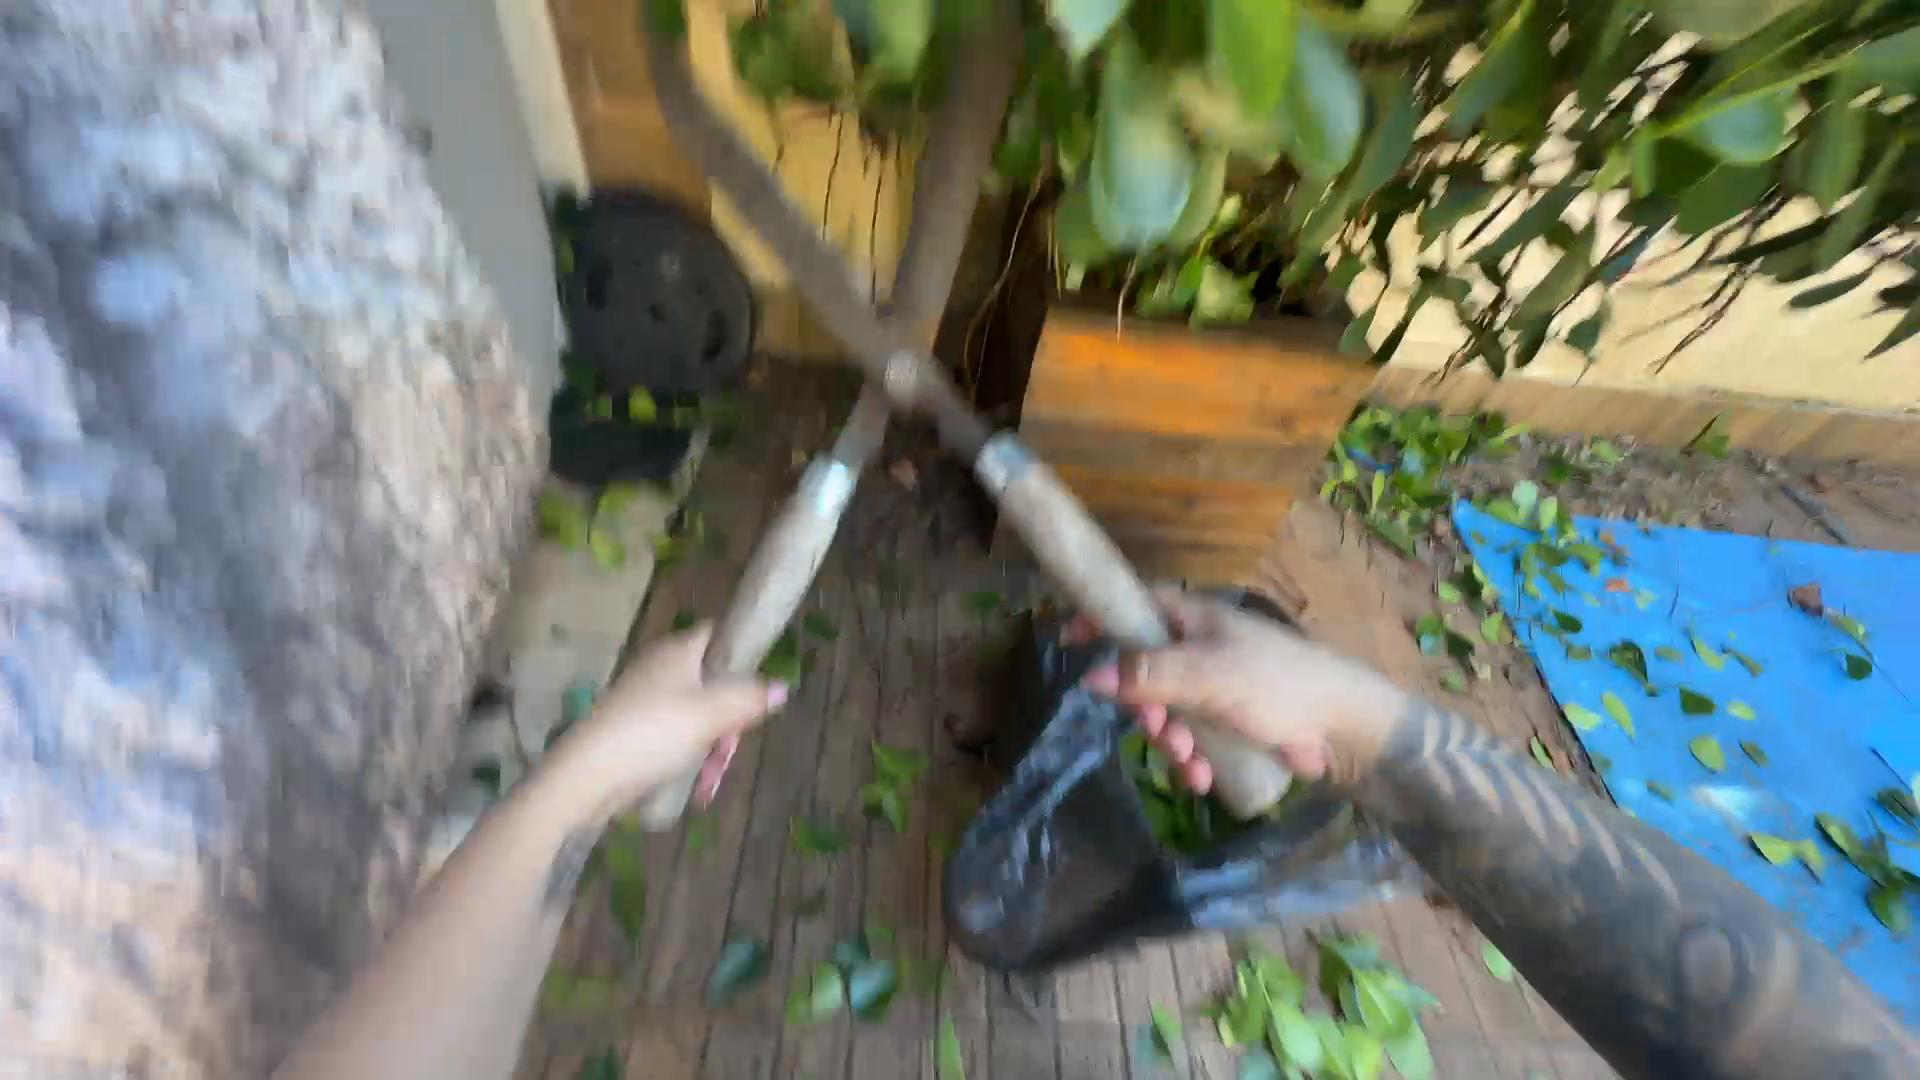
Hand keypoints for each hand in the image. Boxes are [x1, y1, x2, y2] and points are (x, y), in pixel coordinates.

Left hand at [545, 623, 786, 816]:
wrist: (587, 775)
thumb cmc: (654, 732)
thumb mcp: (713, 714)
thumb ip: (750, 698)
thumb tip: (783, 687)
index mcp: (678, 651)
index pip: (716, 633)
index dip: (740, 650)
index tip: (758, 681)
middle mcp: (661, 667)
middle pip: (712, 681)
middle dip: (730, 716)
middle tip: (732, 745)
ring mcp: (644, 698)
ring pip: (696, 713)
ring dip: (712, 743)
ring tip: (712, 776)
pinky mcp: (633, 729)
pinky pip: (674, 735)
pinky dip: (689, 754)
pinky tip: (696, 784)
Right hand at [1076, 590, 1406, 791]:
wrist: (1343, 726)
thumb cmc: (1274, 682)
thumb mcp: (1206, 675)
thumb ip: (1147, 675)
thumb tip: (1089, 676)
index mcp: (1192, 619)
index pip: (1135, 605)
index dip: (1102, 617)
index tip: (1070, 638)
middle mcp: (1196, 646)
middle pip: (1143, 670)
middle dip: (1145, 708)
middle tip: (1156, 730)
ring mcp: (1211, 683)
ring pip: (1165, 709)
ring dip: (1169, 740)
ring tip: (1188, 763)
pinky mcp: (1226, 718)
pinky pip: (1191, 735)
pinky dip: (1191, 758)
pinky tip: (1201, 779)